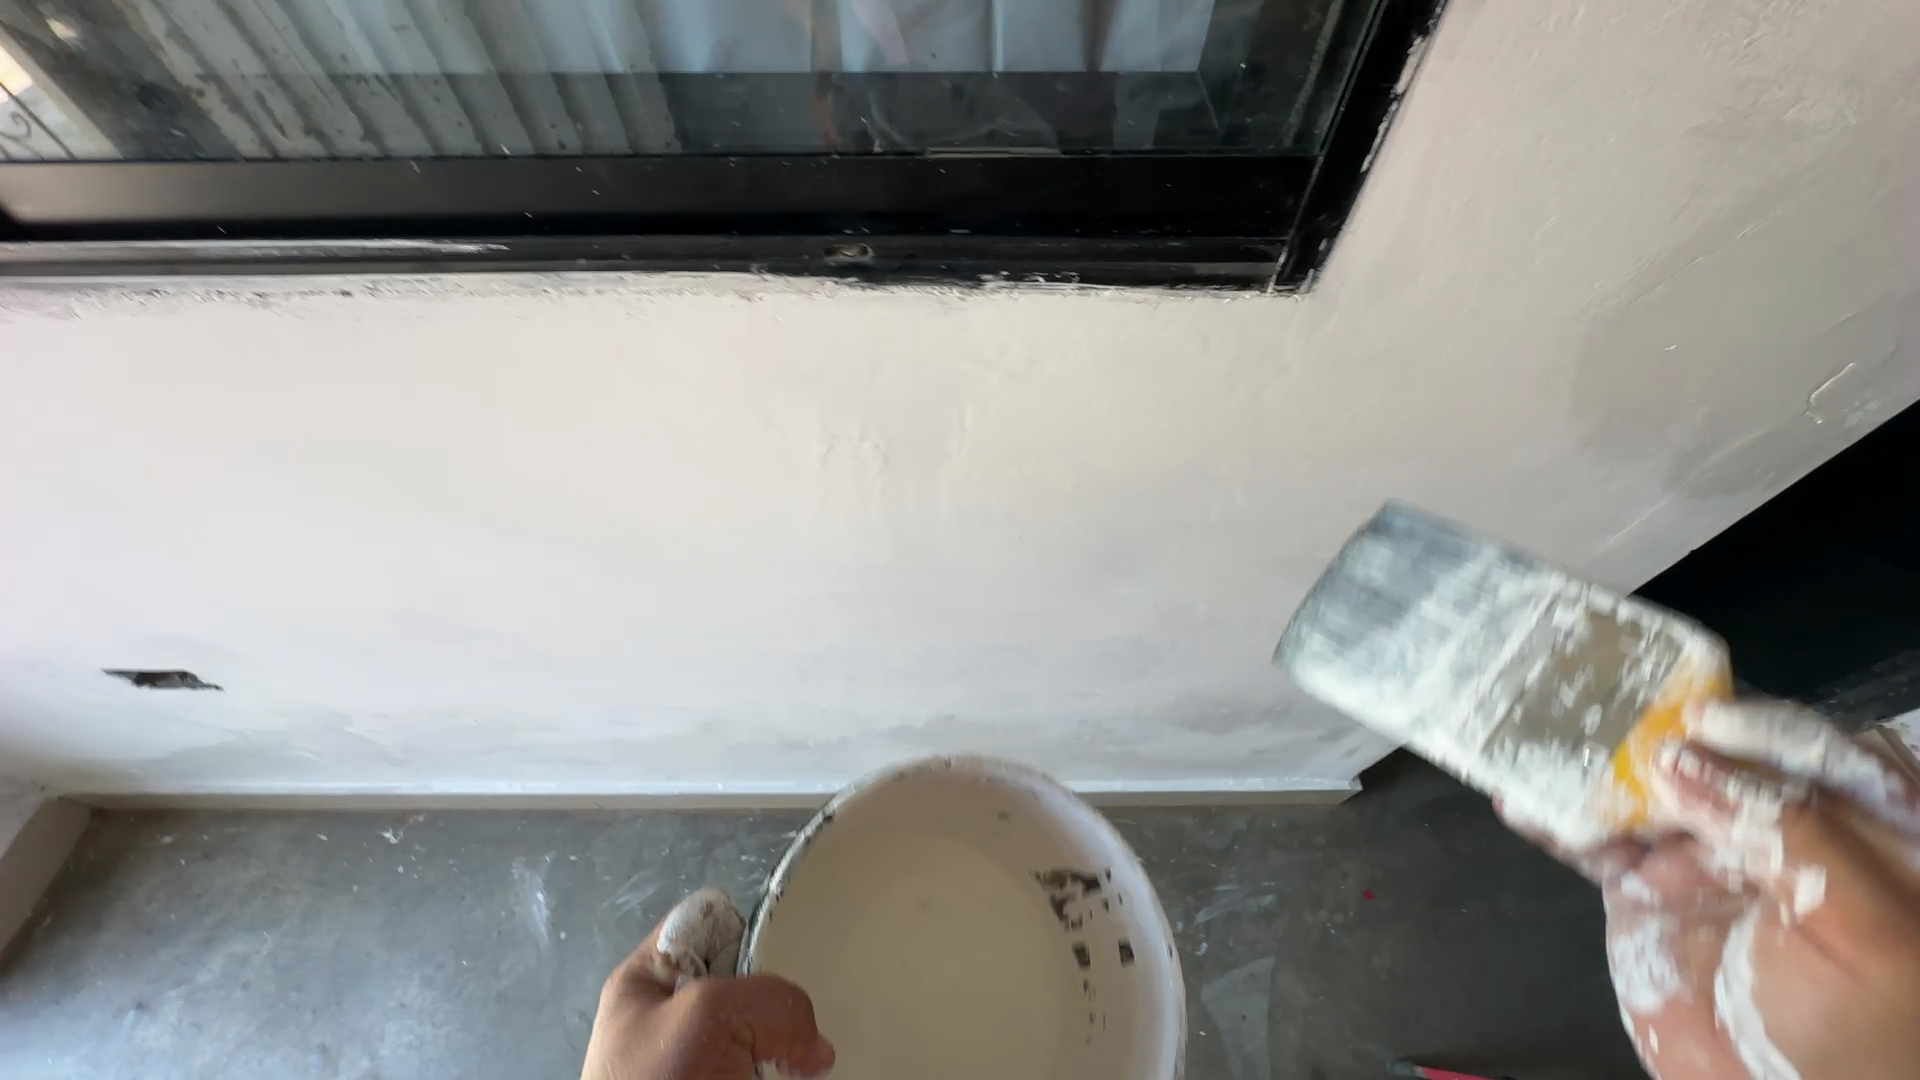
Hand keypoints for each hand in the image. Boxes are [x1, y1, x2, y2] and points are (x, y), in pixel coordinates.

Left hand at [581, 887, 836, 1079]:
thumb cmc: (657, 1079)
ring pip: (761, 1022)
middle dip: (774, 988)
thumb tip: (818, 1048)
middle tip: (796, 1007)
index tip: (772, 952)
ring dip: (788, 1034)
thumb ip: (773, 999)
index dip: (745, 928)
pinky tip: (805, 1068)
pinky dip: (791, 1066)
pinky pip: (768, 1063)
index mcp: (650, 976)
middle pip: (744, 971)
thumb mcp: (708, 1013)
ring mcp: (699, 1053)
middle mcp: (674, 1009)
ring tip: (809, 1046)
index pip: (709, 919)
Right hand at [1509, 700, 1919, 1079]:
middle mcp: (1781, 838)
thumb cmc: (1852, 1033)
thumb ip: (1790, 832)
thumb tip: (1678, 756)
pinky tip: (1516, 801)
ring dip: (1588, 767)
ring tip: (1537, 738)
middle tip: (1607, 713)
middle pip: (1718, 761)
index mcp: (1867, 844)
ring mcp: (1702, 858)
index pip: (1828, 758)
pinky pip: (1590, 840)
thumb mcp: (1864, 930)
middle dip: (1661, 733)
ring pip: (1643, 791)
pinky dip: (1550, 820)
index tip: (1703, 717)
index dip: (1769, 727)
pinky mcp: (1638, 883)